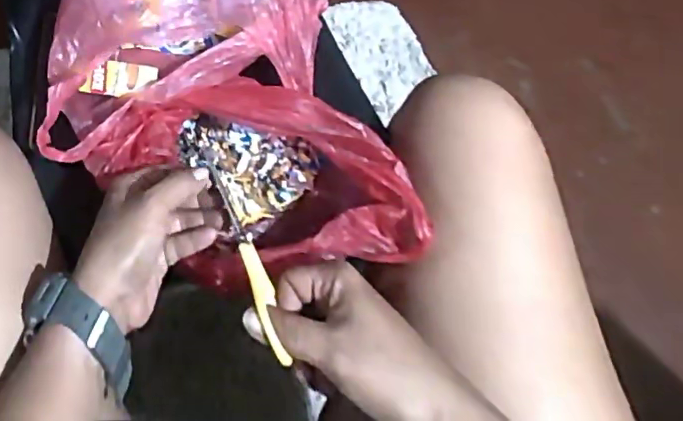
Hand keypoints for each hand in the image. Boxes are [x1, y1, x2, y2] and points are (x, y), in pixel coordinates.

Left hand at [71, 167, 224, 333]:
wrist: (110, 298)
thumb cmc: (127, 241)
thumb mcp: (152, 205)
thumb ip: (179, 185)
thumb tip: (204, 170)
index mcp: (130, 187)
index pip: (163, 172)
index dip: (186, 173)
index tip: (212, 175)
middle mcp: (138, 206)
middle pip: (173, 195)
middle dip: (196, 196)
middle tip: (223, 198)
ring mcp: (147, 233)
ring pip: (178, 219)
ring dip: (200, 217)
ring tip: (224, 218)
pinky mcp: (156, 257)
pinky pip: (179, 242)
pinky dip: (195, 238)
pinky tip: (213, 235)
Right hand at [245, 260, 500, 420]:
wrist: (437, 408)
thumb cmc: (382, 368)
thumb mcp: (329, 351)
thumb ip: (286, 332)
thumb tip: (245, 315)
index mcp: (335, 275)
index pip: (286, 280)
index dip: (280, 311)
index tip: (284, 344)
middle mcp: (340, 286)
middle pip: (294, 303)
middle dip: (293, 338)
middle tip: (305, 365)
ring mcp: (349, 313)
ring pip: (305, 327)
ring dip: (306, 355)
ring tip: (323, 376)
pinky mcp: (355, 338)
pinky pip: (321, 342)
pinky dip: (320, 363)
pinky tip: (332, 381)